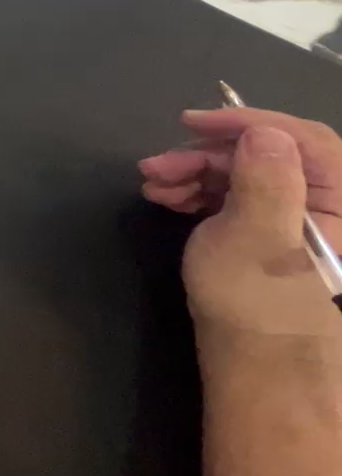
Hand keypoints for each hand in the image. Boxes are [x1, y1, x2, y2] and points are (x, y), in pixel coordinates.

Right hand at [140, 108, 341, 339]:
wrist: (258, 354)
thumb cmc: (258, 297)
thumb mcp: (256, 237)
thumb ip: (267, 182)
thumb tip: (264, 133)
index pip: (306, 139)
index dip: (247, 122)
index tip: (188, 121)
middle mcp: (333, 203)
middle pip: (269, 153)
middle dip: (205, 154)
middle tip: (153, 168)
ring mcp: (305, 215)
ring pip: (247, 170)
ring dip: (193, 171)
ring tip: (153, 188)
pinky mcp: (277, 227)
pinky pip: (240, 191)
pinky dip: (199, 188)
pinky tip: (168, 199)